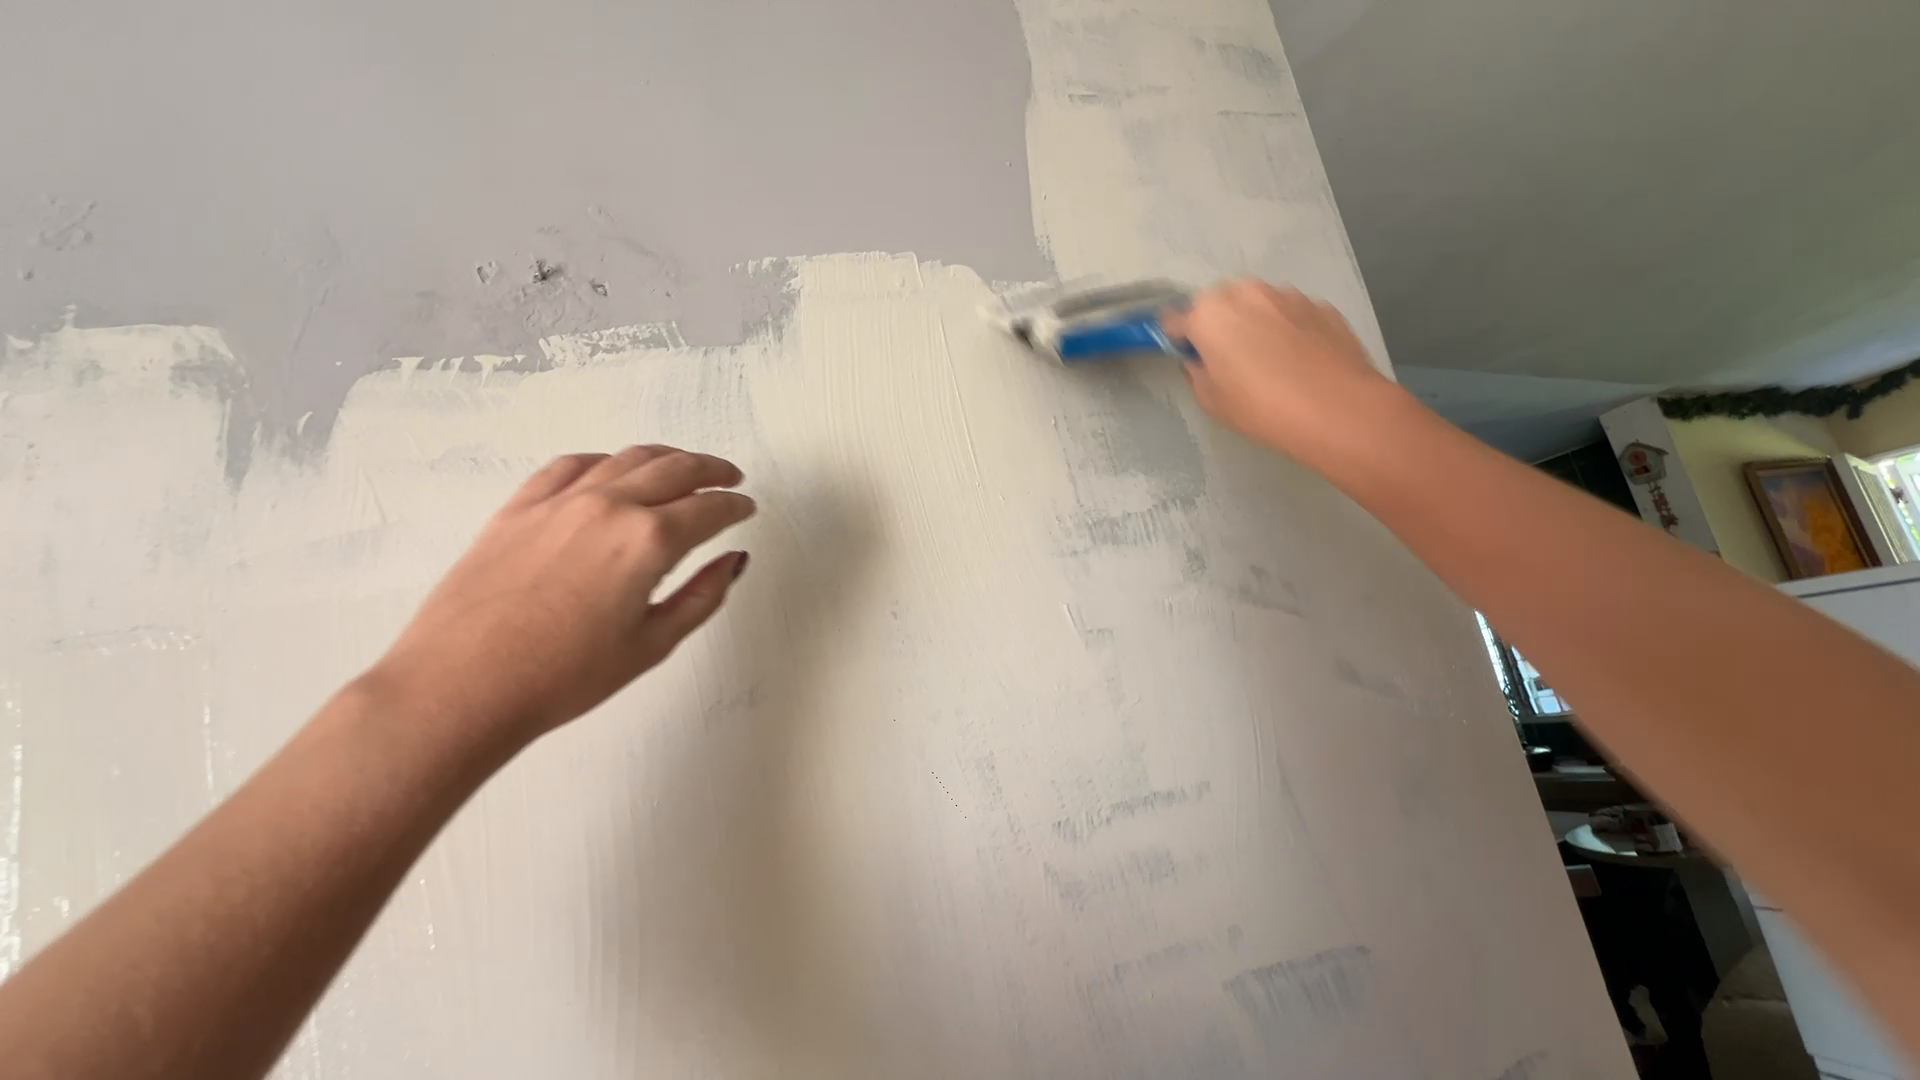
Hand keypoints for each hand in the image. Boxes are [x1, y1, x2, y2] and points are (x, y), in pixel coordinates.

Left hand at [370, 445, 755, 744]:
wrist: (462, 686)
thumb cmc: (563, 677)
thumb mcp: (651, 645)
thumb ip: (702, 596)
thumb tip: (733, 562)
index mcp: (648, 541)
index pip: (708, 510)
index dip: (735, 507)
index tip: (746, 509)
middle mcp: (609, 507)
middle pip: (674, 469)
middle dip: (710, 470)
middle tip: (729, 477)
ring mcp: (560, 501)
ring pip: (626, 458)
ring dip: (664, 457)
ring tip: (682, 465)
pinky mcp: (519, 507)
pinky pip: (570, 465)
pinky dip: (604, 461)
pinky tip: (612, 470)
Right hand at [1162, 280, 1390, 453]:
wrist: (1336, 408)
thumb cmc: (1261, 407)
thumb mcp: (1211, 400)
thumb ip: (1197, 372)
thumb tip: (1201, 359)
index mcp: (1209, 315)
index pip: (1175, 318)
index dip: (1177, 337)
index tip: (1185, 353)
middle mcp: (1245, 293)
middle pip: (1219, 302)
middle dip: (1218, 323)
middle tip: (1227, 357)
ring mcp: (1287, 295)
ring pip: (1258, 303)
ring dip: (1254, 321)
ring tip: (1268, 358)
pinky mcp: (1320, 305)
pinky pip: (1291, 313)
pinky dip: (1288, 328)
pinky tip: (1298, 359)